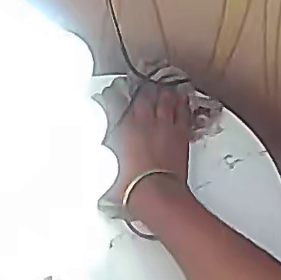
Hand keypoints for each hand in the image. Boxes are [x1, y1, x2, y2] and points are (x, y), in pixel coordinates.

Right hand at [110, 82, 189, 216]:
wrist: (154, 192)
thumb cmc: (130, 184)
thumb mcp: (106, 166)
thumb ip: (103, 153)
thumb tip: (97, 154)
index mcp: (121, 126)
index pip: (114, 99)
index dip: (113, 94)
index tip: (112, 93)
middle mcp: (143, 121)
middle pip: (142, 93)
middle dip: (140, 89)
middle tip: (140, 87)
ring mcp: (163, 125)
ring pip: (164, 98)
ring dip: (162, 92)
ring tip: (161, 90)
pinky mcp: (180, 134)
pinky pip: (183, 111)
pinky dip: (182, 104)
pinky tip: (182, 100)